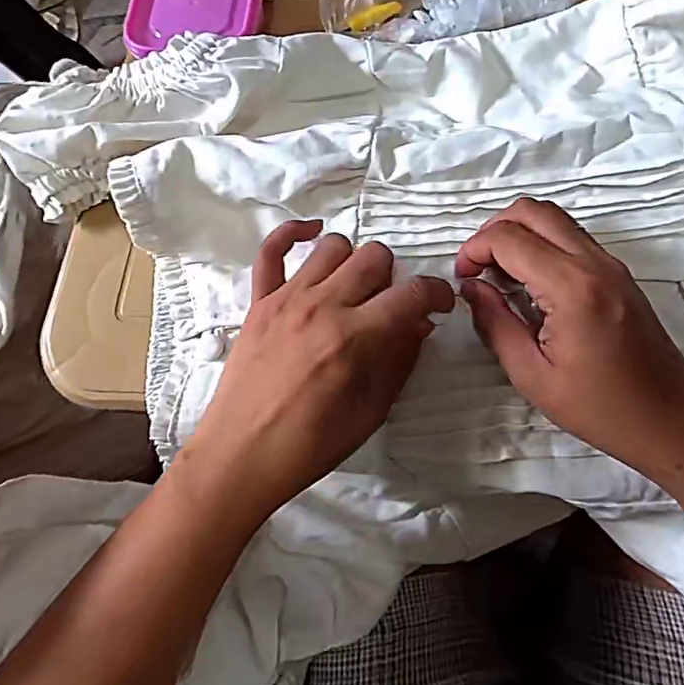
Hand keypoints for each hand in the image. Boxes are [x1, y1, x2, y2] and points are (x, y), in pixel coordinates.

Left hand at [179, 220, 455, 517]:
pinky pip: (271, 250)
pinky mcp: (259, 300)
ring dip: (353, 261)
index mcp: (354, 337)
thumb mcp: (370, 411)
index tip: (440, 303)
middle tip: (390, 305)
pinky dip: (292, 233)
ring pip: (333, 247)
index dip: (437, 294)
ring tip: (354, 287)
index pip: (412, 293)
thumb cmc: (311, 443)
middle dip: (394, 277)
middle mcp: (322, 306)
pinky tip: (311, 232)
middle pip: (374, 258)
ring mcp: (286, 298)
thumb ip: (400, 360)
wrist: (243, 452)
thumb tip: (420, 324)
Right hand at [454, 198, 683, 479]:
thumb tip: (471, 288)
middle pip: (531, 210)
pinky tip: (529, 282)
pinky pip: (570, 236)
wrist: (674, 424)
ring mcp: (612, 265)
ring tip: (500, 273)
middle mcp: (595, 264)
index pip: (508, 238)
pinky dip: (540, 242)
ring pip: (553, 217)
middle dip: (492, 230)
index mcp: (573, 288)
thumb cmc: (604, 409)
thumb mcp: (532, 375)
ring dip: (518, 233)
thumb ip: (494, 323)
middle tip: (477, 266)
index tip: (463, 277)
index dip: (473, 250)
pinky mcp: (619, 274)